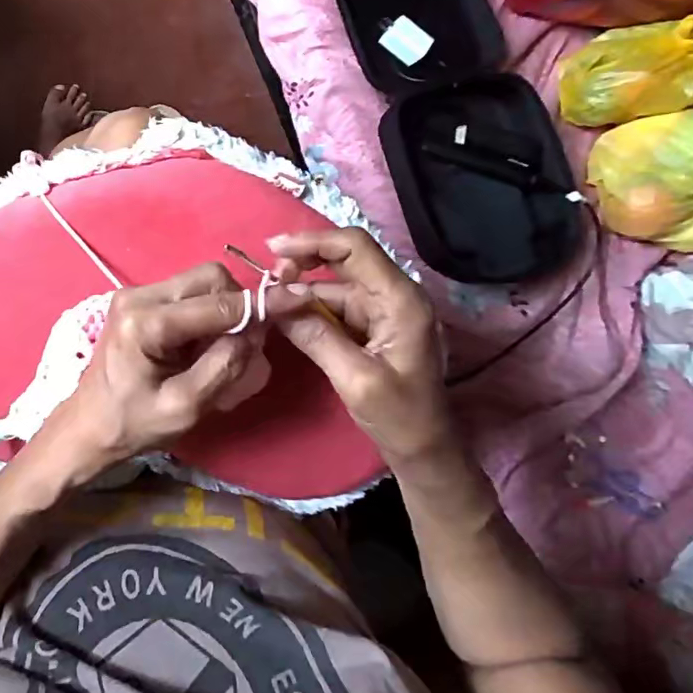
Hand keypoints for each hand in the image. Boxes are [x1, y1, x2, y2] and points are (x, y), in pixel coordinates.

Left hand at [25, 262, 259, 487]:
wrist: (86, 427)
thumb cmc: (131, 425)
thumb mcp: (184, 407)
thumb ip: (223, 366)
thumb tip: (255, 332)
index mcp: (145, 322)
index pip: (217, 302)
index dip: (260, 304)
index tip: (298, 299)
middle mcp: (138, 295)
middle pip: (210, 278)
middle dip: (237, 306)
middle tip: (244, 346)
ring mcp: (136, 294)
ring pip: (201, 282)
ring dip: (222, 310)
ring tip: (220, 351)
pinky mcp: (139, 300)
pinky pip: (188, 294)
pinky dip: (206, 314)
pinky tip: (201, 347)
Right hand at [265, 228, 451, 463]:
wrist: (425, 450)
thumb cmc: (400, 417)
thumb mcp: (355, 379)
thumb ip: (317, 337)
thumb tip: (277, 303)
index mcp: (400, 300)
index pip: (355, 248)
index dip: (313, 241)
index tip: (273, 249)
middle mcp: (394, 295)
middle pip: (345, 259)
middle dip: (304, 262)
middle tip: (268, 279)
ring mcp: (382, 310)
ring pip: (336, 284)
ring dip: (303, 288)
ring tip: (270, 301)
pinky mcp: (372, 326)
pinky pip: (336, 306)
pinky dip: (310, 307)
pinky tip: (287, 315)